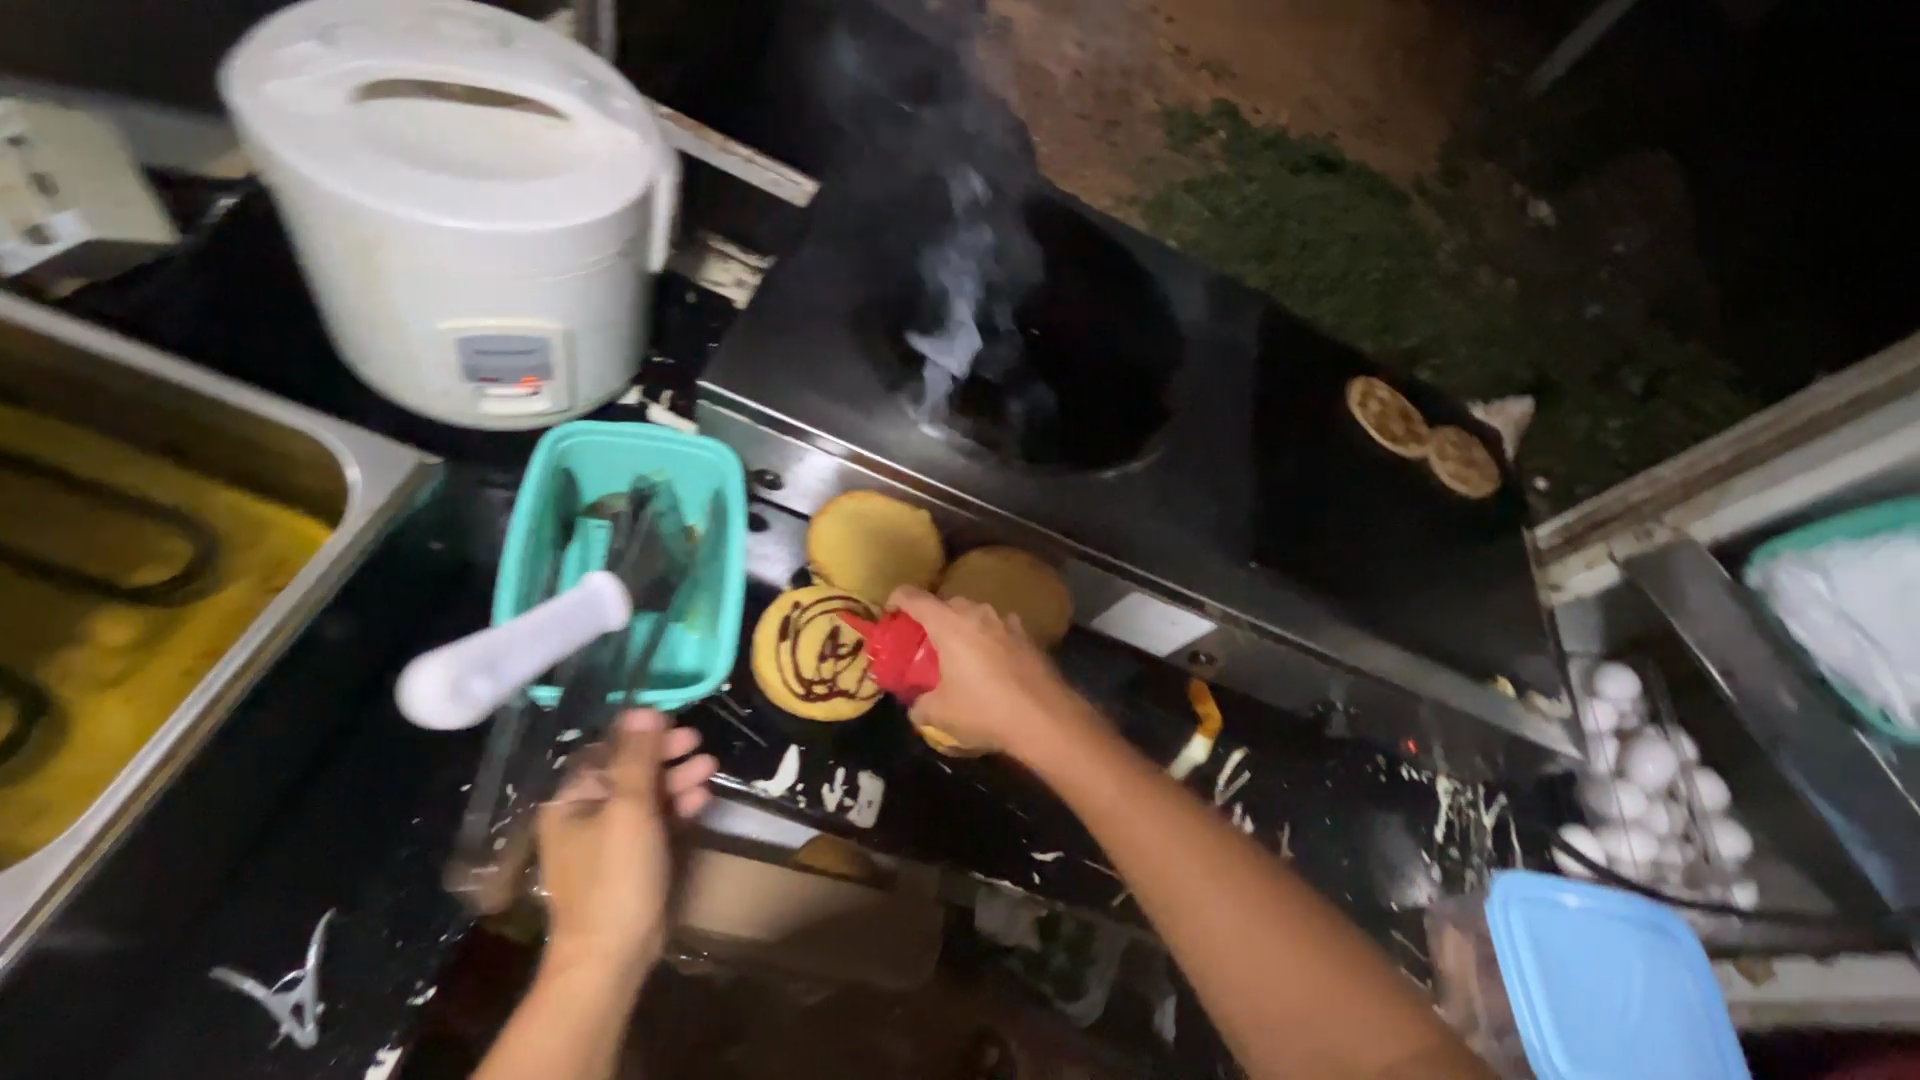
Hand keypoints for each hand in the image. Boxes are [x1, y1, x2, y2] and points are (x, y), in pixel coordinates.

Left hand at [535, 710, 716, 972]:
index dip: (640, 735)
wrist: (611, 954)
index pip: (605, 752)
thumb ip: (637, 757)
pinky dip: (676, 809)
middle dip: (664, 756)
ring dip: (677, 780)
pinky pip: (654, 824)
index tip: (676, 724)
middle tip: (699, 744)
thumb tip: (642, 710)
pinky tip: (702, 800)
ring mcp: (607, 842)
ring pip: (645, 797)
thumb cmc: (615, 875)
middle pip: (628, 772)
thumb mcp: (628, 808)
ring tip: (710, 768)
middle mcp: (584, 817)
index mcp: (570, 801)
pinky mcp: (630, 863)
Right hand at [887, 587, 1096, 761]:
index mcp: (949, 624)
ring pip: (976, 615)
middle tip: (926, 645)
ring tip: (959, 656)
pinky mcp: (1028, 637)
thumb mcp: (940, 713)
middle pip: (947, 604)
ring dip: (964, 629)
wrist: (1044, 717)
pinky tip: (991, 666)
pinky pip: (998, 630)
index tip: (890, 614)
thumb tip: (915, 708)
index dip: (896, 600)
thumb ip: (920, 706)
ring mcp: (1006, 622)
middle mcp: (978, 613)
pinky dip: (989, 641)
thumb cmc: (984, 709)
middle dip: (933, 619)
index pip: (913, 597)